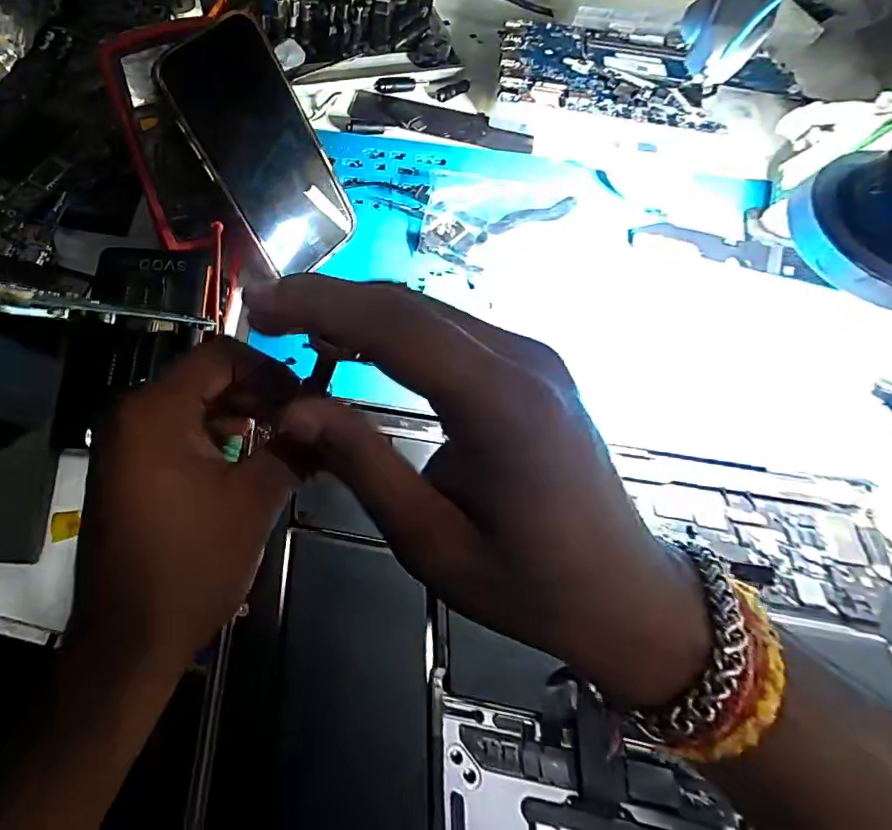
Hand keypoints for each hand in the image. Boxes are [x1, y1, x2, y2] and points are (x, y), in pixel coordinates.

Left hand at [72, 337, 300, 667]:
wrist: (128, 637)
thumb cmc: (190, 565)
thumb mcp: (250, 502)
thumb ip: (291, 452)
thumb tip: (328, 424)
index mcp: (154, 410)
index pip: (216, 357)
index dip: (266, 368)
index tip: (303, 394)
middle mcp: (129, 414)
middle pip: (200, 380)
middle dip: (252, 394)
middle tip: (298, 419)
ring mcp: (121, 442)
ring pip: (187, 408)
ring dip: (233, 417)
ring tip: (278, 440)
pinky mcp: (123, 468)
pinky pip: (170, 435)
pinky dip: (207, 438)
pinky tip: (241, 460)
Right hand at [247, 275, 709, 707]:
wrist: (632, 596)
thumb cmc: (530, 584)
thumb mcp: (430, 541)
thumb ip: (360, 463)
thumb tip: (291, 408)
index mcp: (503, 407)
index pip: (397, 328)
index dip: (321, 305)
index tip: (260, 305)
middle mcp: (521, 361)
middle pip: (405, 305)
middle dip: (324, 296)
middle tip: (261, 306)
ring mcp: (527, 354)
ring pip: (420, 307)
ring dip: (349, 304)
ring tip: (287, 316)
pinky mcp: (523, 361)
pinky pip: (439, 326)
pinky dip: (380, 323)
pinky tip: (342, 336)